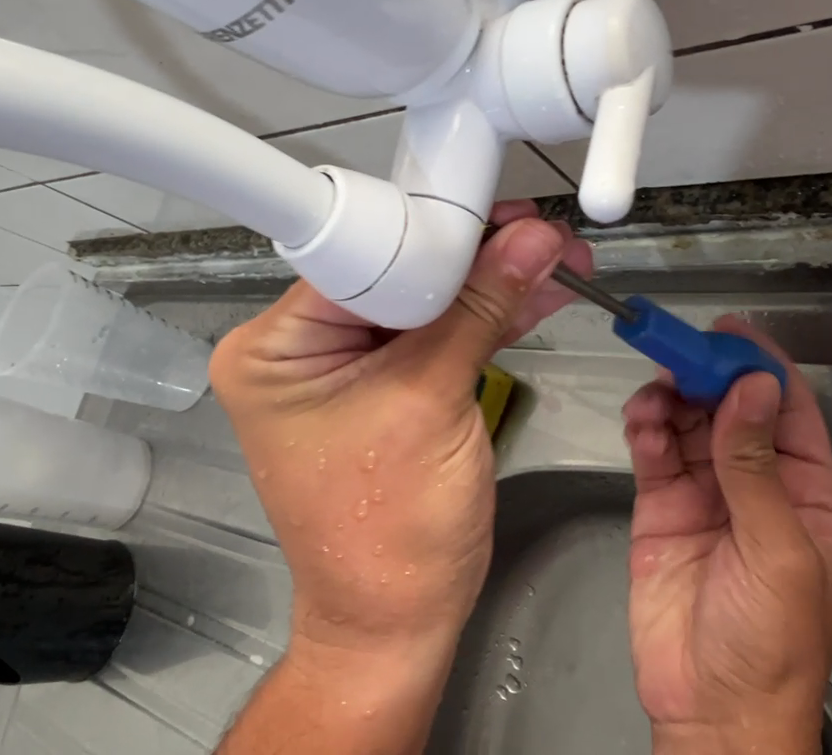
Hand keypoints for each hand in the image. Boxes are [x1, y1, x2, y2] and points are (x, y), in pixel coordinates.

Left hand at [211, 201, 585, 669]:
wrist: (397, 619)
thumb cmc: (387, 534)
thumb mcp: (428, 405)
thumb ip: (480, 311)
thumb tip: (530, 241)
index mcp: (277, 348)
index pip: (357, 257)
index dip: (428, 233)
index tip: (491, 210)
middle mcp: (304, 346)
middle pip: (397, 271)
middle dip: (473, 253)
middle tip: (534, 228)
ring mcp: (350, 364)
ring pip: (428, 299)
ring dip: (492, 281)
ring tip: (554, 253)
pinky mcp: (391, 381)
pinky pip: (442, 331)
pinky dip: (490, 314)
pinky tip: (537, 291)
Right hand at [622, 318, 831, 754]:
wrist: (713, 709)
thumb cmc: (773, 643)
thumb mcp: (780, 550)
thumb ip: (757, 466)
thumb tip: (753, 388)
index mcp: (805, 490)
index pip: (787, 410)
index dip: (761, 366)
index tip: (732, 332)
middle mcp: (755, 481)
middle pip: (730, 406)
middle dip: (707, 375)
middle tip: (679, 352)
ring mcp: (705, 491)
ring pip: (687, 421)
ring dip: (671, 398)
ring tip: (656, 393)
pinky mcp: (661, 504)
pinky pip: (653, 450)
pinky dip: (645, 428)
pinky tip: (641, 421)